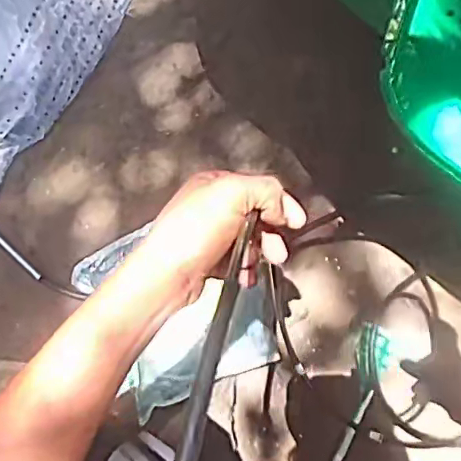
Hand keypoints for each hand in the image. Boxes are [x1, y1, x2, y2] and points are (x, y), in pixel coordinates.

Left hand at [121, 172, 305, 307]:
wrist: (166, 276)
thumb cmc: (187, 234)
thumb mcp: (232, 194)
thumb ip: (265, 190)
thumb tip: (283, 205)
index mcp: (216, 184)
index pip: (260, 188)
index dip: (281, 204)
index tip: (294, 221)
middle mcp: (212, 207)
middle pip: (259, 216)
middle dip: (272, 234)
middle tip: (277, 249)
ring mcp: (211, 235)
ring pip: (251, 242)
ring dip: (261, 254)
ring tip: (257, 263)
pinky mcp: (211, 259)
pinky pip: (240, 262)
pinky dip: (247, 269)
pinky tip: (245, 274)